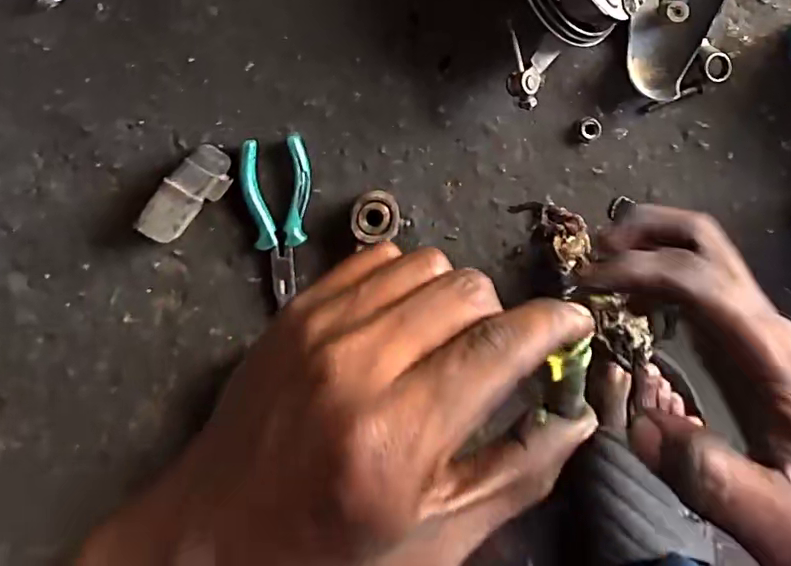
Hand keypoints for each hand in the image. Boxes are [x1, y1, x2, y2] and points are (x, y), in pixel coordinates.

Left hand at [78, 244, 597, 565]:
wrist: (211, 534)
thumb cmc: (330, 551)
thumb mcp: (434, 539)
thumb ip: (517, 472)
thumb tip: (579, 414)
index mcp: (394, 437)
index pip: (497, 346)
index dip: (550, 325)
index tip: (575, 322)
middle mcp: (359, 365)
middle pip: (469, 291)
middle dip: (498, 319)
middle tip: (487, 358)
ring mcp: (323, 325)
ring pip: (431, 263)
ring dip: (452, 298)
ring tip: (438, 341)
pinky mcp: (302, 305)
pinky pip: (383, 255)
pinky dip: (407, 281)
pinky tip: (397, 323)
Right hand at [578, 204, 790, 565]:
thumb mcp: (782, 522)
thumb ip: (712, 477)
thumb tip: (639, 426)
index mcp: (773, 353)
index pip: (702, 279)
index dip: (644, 268)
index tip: (595, 280)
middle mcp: (762, 324)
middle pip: (703, 240)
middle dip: (645, 231)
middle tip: (594, 254)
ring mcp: (752, 328)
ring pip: (697, 253)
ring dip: (647, 247)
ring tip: (601, 272)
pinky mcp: (739, 342)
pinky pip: (693, 286)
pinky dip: (654, 276)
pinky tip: (628, 302)